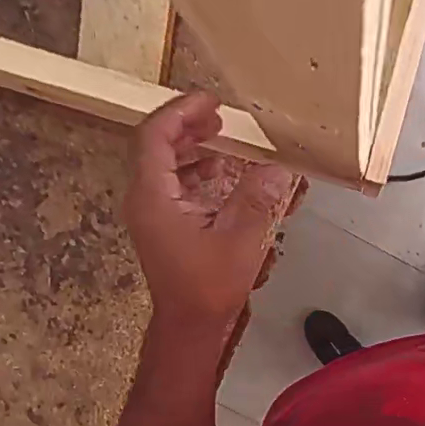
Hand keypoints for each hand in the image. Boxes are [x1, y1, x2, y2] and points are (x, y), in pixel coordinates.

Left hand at [125, 93, 298, 328]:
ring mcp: (154, 214)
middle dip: (189, 127)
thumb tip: (278, 169)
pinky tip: (225, 176)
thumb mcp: (239, 240)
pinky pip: (176, 187)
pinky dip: (199, 174)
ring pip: (167, 167)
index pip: (156, 136)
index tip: (212, 101)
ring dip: (195, 150)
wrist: (190, 324)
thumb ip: (256, 200)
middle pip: (158, 147)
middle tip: (221, 118)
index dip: (182, 112)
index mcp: (153, 196)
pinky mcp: (166, 227)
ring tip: (226, 142)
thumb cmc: (209, 285)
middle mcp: (146, 199)